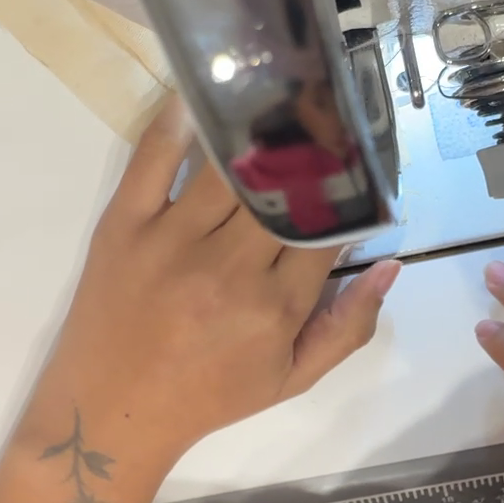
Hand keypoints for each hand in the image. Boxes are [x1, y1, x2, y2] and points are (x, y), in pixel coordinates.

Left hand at [37, 98, 400, 472]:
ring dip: (261, 131)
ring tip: (284, 99)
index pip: (327, 229)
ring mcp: (171, 240)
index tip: (358, 173)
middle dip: (314, 152)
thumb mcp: (293, 378)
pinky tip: (205, 93)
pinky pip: (150, 157)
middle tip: (332, 119)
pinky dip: (177, 120)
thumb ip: (348, 327)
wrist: (114, 409)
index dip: (348, 197)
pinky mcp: (123, 224)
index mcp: (275, 307)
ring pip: (229, 166)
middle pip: (284, 189)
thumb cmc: (211, 395)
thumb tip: (389, 267)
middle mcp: (228, 268)